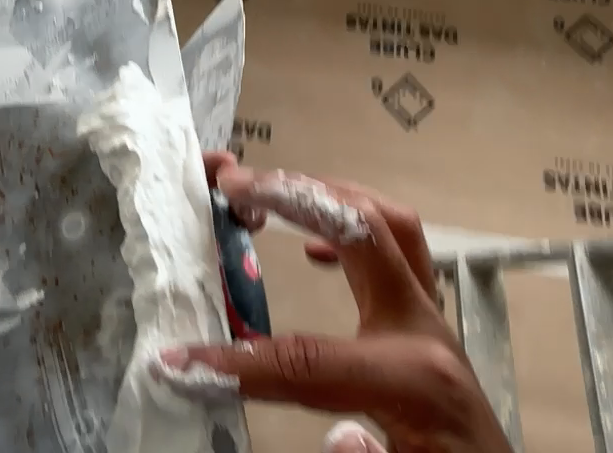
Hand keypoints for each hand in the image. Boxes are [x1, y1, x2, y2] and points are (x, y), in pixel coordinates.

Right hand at [155, 153, 511, 452]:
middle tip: (236, 185)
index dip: (241, 362)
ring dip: (329, 194)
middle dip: (296, 198)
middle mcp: (423, 328)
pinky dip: (352, 225)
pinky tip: (312, 246)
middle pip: (363, 230)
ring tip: (273, 190)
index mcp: (413, 378)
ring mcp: (430, 316)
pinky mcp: (428, 320)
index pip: (310, 359)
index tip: (181, 357)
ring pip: (389, 220)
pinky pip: (396, 246)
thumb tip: (335, 438)